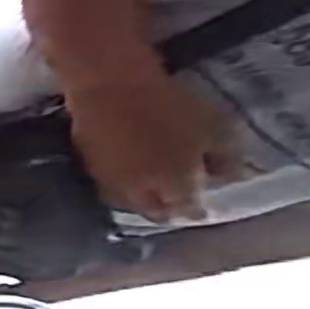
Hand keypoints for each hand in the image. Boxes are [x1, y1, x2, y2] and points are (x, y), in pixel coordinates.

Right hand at [63, 74, 238, 222]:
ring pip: (122, 202)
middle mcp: (137, 188)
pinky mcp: (86, 166)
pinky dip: (117, 189)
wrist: (112, 95)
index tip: (201, 212)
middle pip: (148, 211)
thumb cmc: (171, 109)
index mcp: (173, 182)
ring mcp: (106, 179)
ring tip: (146, 198)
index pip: (185, 208)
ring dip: (136, 203)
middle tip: (171, 209)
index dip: (194, 211)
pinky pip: (105, 186)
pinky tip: (124, 181)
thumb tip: (221, 178)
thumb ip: (222, 159)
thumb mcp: (216, 129)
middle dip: (162, 213)